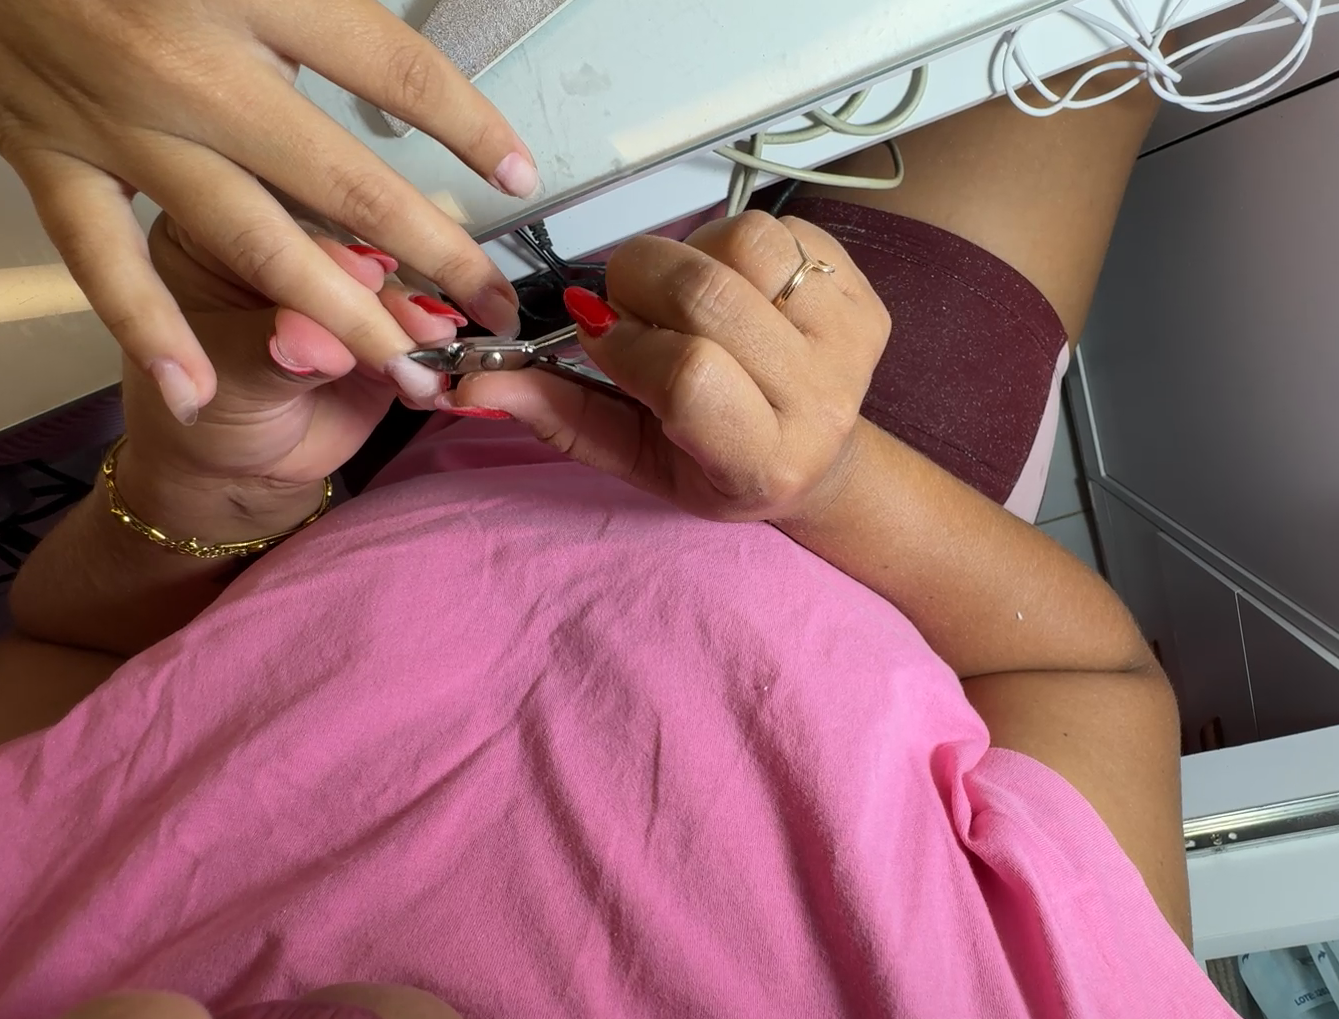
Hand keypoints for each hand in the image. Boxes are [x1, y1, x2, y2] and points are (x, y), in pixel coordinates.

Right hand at [0, 0, 531, 421]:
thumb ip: (310, 1)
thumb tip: (390, 60)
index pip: (396, 74)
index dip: (469, 129)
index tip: (518, 176)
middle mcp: (188, 65)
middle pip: (350, 188)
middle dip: (439, 259)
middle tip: (495, 310)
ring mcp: (111, 120)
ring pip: (257, 243)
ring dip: (344, 318)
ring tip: (413, 372)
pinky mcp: (34, 151)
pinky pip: (97, 257)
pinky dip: (143, 325)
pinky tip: (192, 391)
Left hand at [111, 214, 464, 541]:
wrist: (249, 467)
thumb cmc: (213, 412)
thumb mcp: (229, 379)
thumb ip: (273, 355)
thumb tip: (317, 343)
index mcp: (223, 236)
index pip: (282, 230)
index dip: (330, 256)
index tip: (370, 279)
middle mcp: (291, 253)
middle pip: (353, 254)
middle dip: (395, 289)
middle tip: (426, 322)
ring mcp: (346, 295)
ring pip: (394, 294)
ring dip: (421, 320)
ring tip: (438, 347)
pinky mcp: (386, 334)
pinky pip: (418, 336)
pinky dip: (435, 353)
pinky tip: (441, 370)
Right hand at [444, 212, 891, 523]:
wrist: (813, 457)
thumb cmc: (722, 469)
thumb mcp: (642, 464)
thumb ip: (567, 420)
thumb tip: (476, 383)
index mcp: (763, 459)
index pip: (690, 376)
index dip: (629, 344)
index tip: (606, 341)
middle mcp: (819, 402)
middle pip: (709, 295)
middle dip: (642, 283)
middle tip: (635, 310)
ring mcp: (849, 343)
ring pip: (746, 242)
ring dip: (691, 256)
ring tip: (688, 301)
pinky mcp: (862, 294)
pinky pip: (780, 227)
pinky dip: (733, 244)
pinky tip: (734, 289)